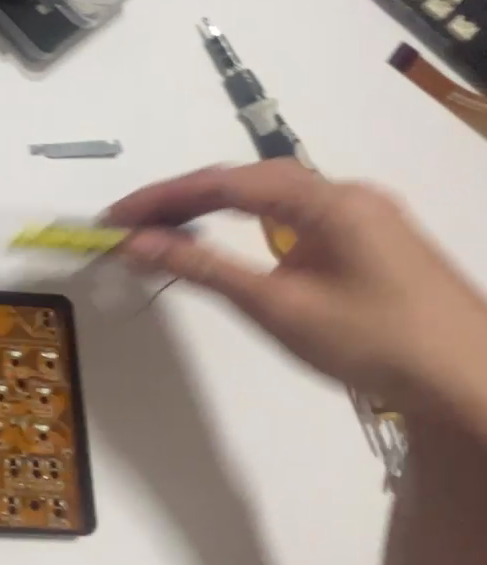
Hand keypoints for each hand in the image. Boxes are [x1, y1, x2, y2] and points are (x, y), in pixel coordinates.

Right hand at [105, 160, 486, 418]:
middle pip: (245, 180)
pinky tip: (215, 236)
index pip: (226, 184)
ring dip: (206, 206)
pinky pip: (285, 212)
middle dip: (178, 198)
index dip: (161, 197)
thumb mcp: (274, 305)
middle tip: (125, 223)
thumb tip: (135, 243)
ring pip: (266, 194)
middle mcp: (346, 196)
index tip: (112, 218)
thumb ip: (200, 267)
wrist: (470, 383)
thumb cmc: (372, 341)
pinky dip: (237, 219)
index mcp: (330, 202)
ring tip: (157, 229)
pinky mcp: (364, 238)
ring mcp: (360, 215)